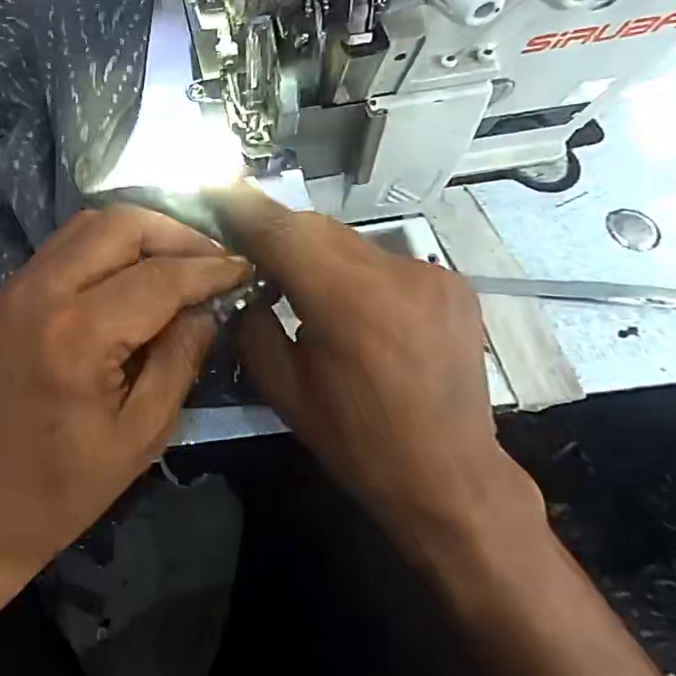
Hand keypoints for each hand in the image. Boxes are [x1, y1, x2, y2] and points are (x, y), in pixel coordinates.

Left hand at [0, 206, 250, 579]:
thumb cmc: (69, 482)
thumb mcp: (146, 430)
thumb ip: (182, 357)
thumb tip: (207, 305)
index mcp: (76, 337)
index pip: (159, 277)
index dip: (209, 269)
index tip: (244, 268)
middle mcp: (41, 294)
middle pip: (121, 226)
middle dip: (178, 236)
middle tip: (213, 264)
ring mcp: (17, 287)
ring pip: (93, 223)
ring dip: (144, 234)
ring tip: (182, 264)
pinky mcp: (10, 293)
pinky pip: (70, 243)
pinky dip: (112, 245)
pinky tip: (139, 272)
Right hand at [218, 185, 540, 544]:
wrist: (451, 475)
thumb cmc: (361, 444)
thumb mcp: (287, 392)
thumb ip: (255, 328)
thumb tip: (245, 289)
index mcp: (348, 301)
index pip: (286, 231)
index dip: (248, 212)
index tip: (220, 200)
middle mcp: (396, 272)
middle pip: (320, 229)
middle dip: (283, 238)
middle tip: (258, 260)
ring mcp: (433, 273)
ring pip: (356, 245)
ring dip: (325, 259)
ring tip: (314, 296)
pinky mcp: (455, 284)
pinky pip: (391, 263)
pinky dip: (365, 277)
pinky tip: (365, 313)